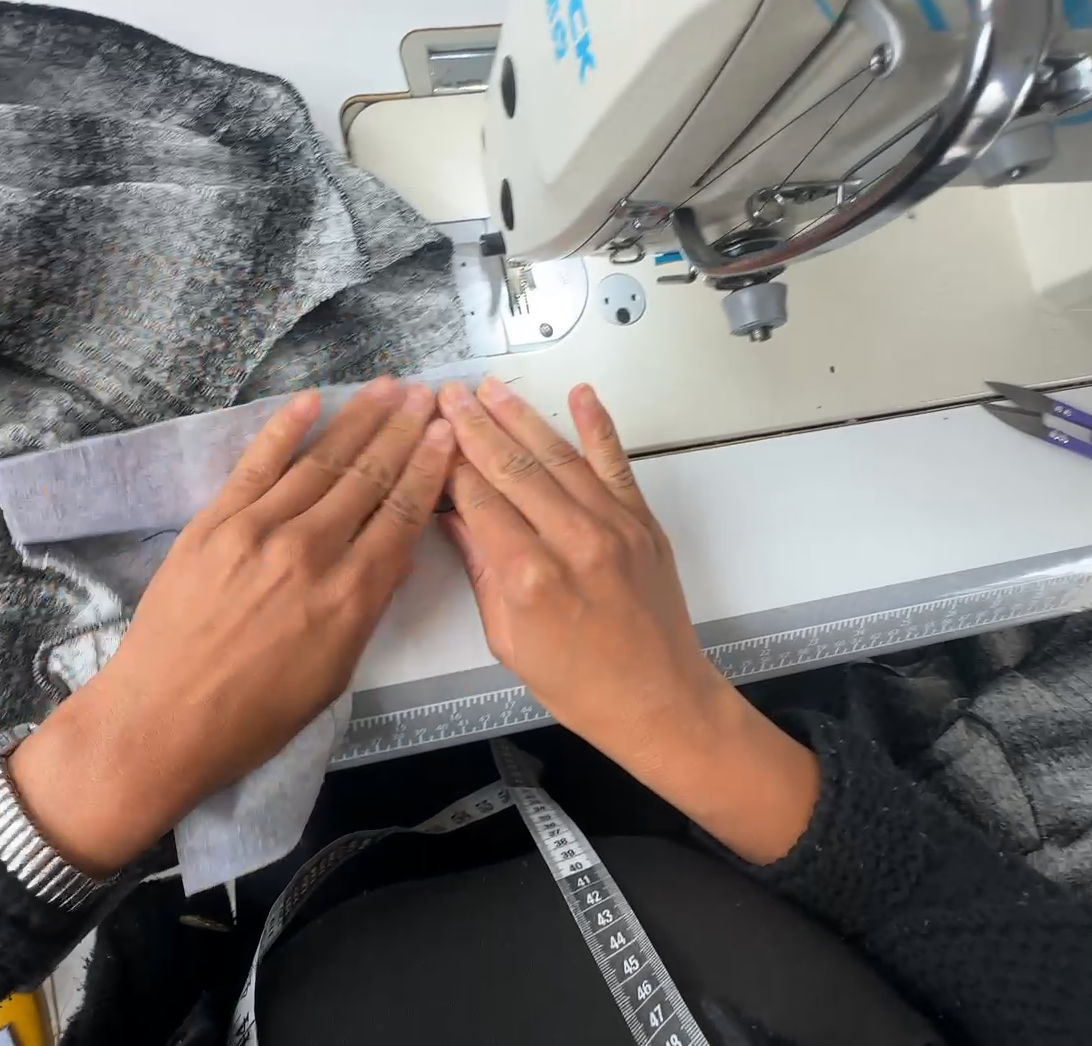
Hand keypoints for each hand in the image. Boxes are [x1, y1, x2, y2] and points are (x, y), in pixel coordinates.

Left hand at [9, 379, 453, 874]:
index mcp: (349, 595)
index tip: (447, 433)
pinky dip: (283, 429)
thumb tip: (398, 555)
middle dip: (403, 431)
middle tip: (426, 393)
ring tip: (387, 387)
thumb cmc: (258, 714)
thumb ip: (369, 606)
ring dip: (359, 420)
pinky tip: (310, 400)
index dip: (428, 469)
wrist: (161, 722)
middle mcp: (310, 551)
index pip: (401, 515)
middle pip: (368, 477)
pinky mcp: (213, 522)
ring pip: (321, 462)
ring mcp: (257, 530)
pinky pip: (255, 465)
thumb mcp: (335, 673)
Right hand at [437, 379, 818, 861]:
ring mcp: (613, 526)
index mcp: (528, 577)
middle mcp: (572, 541)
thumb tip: (454, 519)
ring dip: (520, 418)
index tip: (432, 437)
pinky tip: (581, 394)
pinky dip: (598, 426)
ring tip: (490, 389)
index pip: (478, 500)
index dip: (450, 464)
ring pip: (557, 457)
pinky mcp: (642, 522)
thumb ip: (481, 571)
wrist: (660, 702)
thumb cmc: (578, 685)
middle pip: (512, 469)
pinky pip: (616, 464)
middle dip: (475, 427)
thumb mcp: (508, 640)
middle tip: (449, 395)